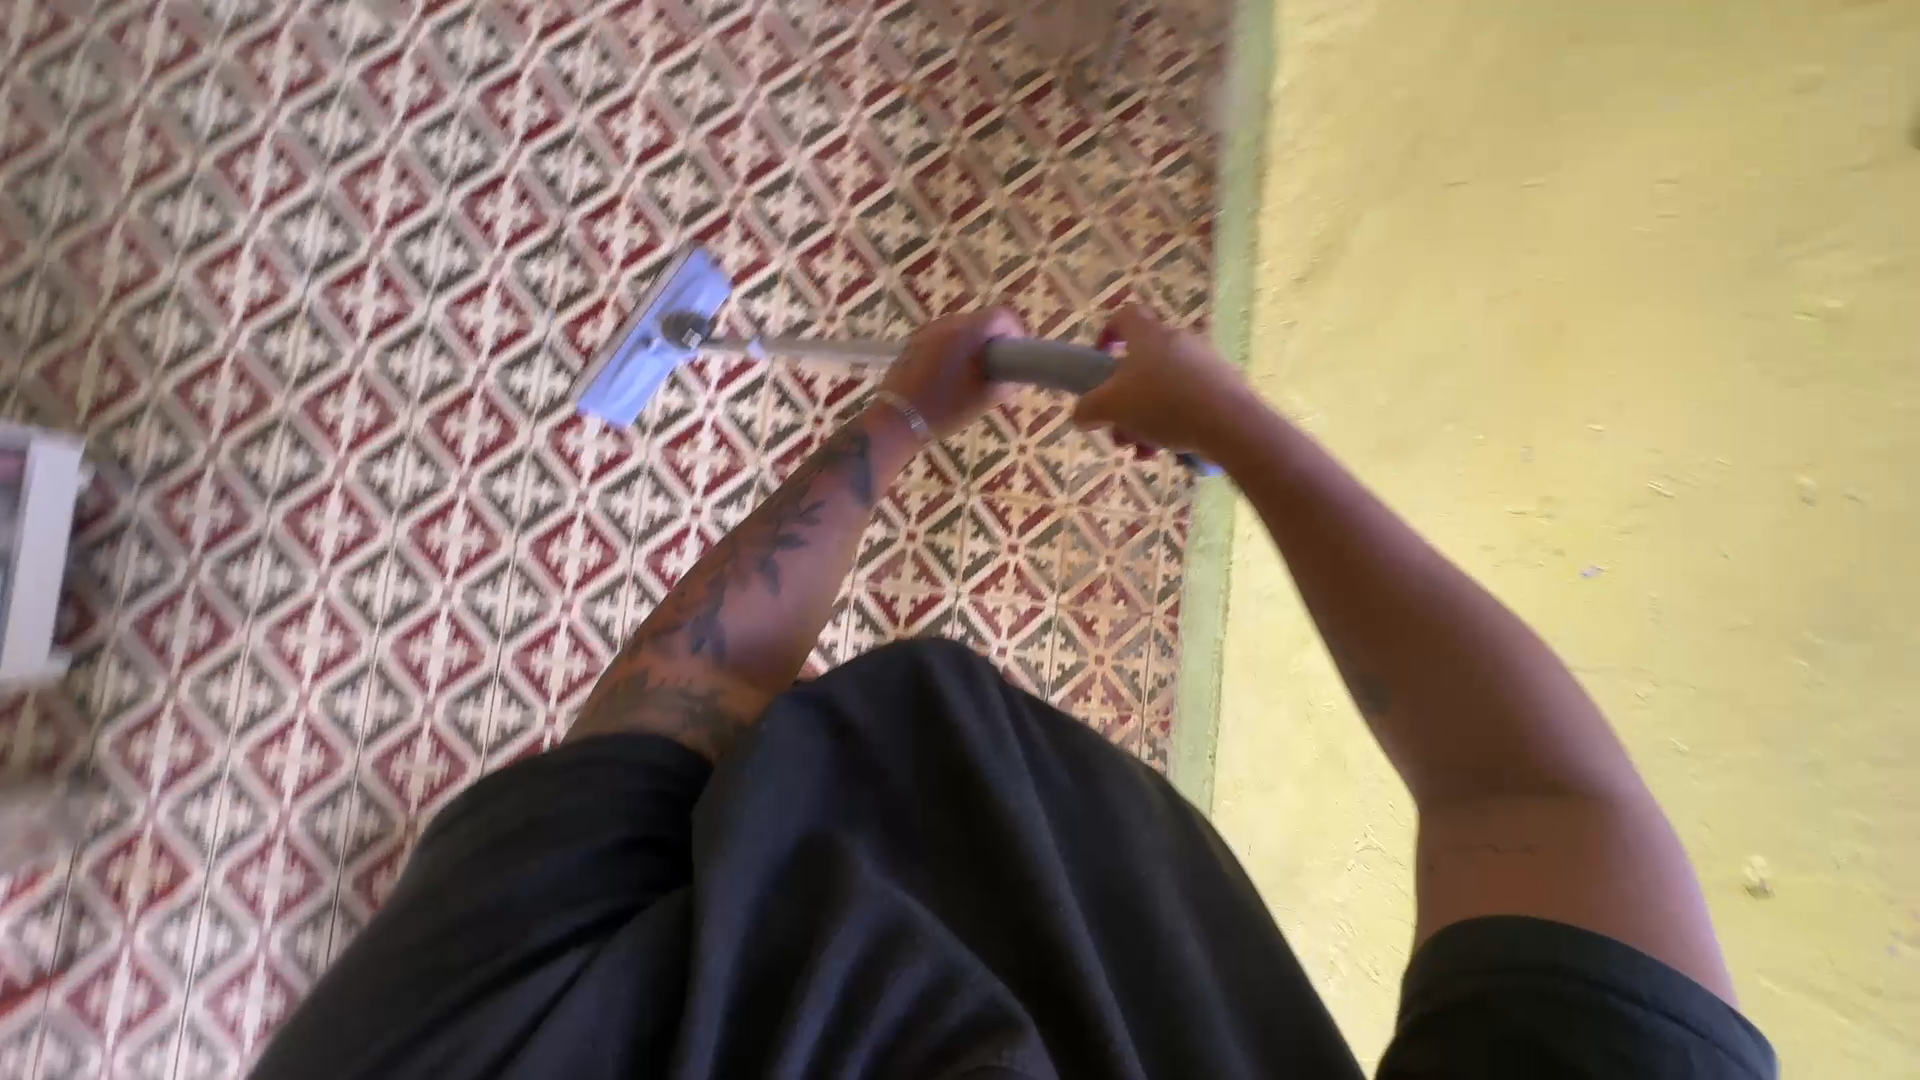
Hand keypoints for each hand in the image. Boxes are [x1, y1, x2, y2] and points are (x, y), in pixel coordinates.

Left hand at [878, 307, 1024, 438]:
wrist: (896, 419)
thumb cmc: (943, 409)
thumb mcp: (983, 401)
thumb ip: (1006, 384)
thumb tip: (1017, 377)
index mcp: (966, 332)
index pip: (1002, 315)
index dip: (1016, 331)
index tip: (1018, 353)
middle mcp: (946, 323)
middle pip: (981, 321)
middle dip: (993, 341)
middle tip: (998, 368)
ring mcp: (926, 331)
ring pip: (960, 329)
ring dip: (972, 345)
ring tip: (973, 374)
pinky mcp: (913, 342)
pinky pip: (942, 338)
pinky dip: (953, 350)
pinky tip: (950, 376)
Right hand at [1072, 304, 1253, 455]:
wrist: (1229, 424)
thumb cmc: (1162, 405)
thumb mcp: (1110, 408)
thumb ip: (1088, 409)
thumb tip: (1081, 414)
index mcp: (1148, 335)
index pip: (1124, 316)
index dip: (1107, 333)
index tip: (1099, 359)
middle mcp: (1177, 341)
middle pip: (1140, 364)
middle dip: (1123, 400)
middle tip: (1118, 428)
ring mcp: (1203, 363)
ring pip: (1161, 389)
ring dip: (1144, 419)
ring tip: (1142, 449)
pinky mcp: (1222, 387)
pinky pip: (1186, 402)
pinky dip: (1171, 424)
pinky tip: (1167, 451)